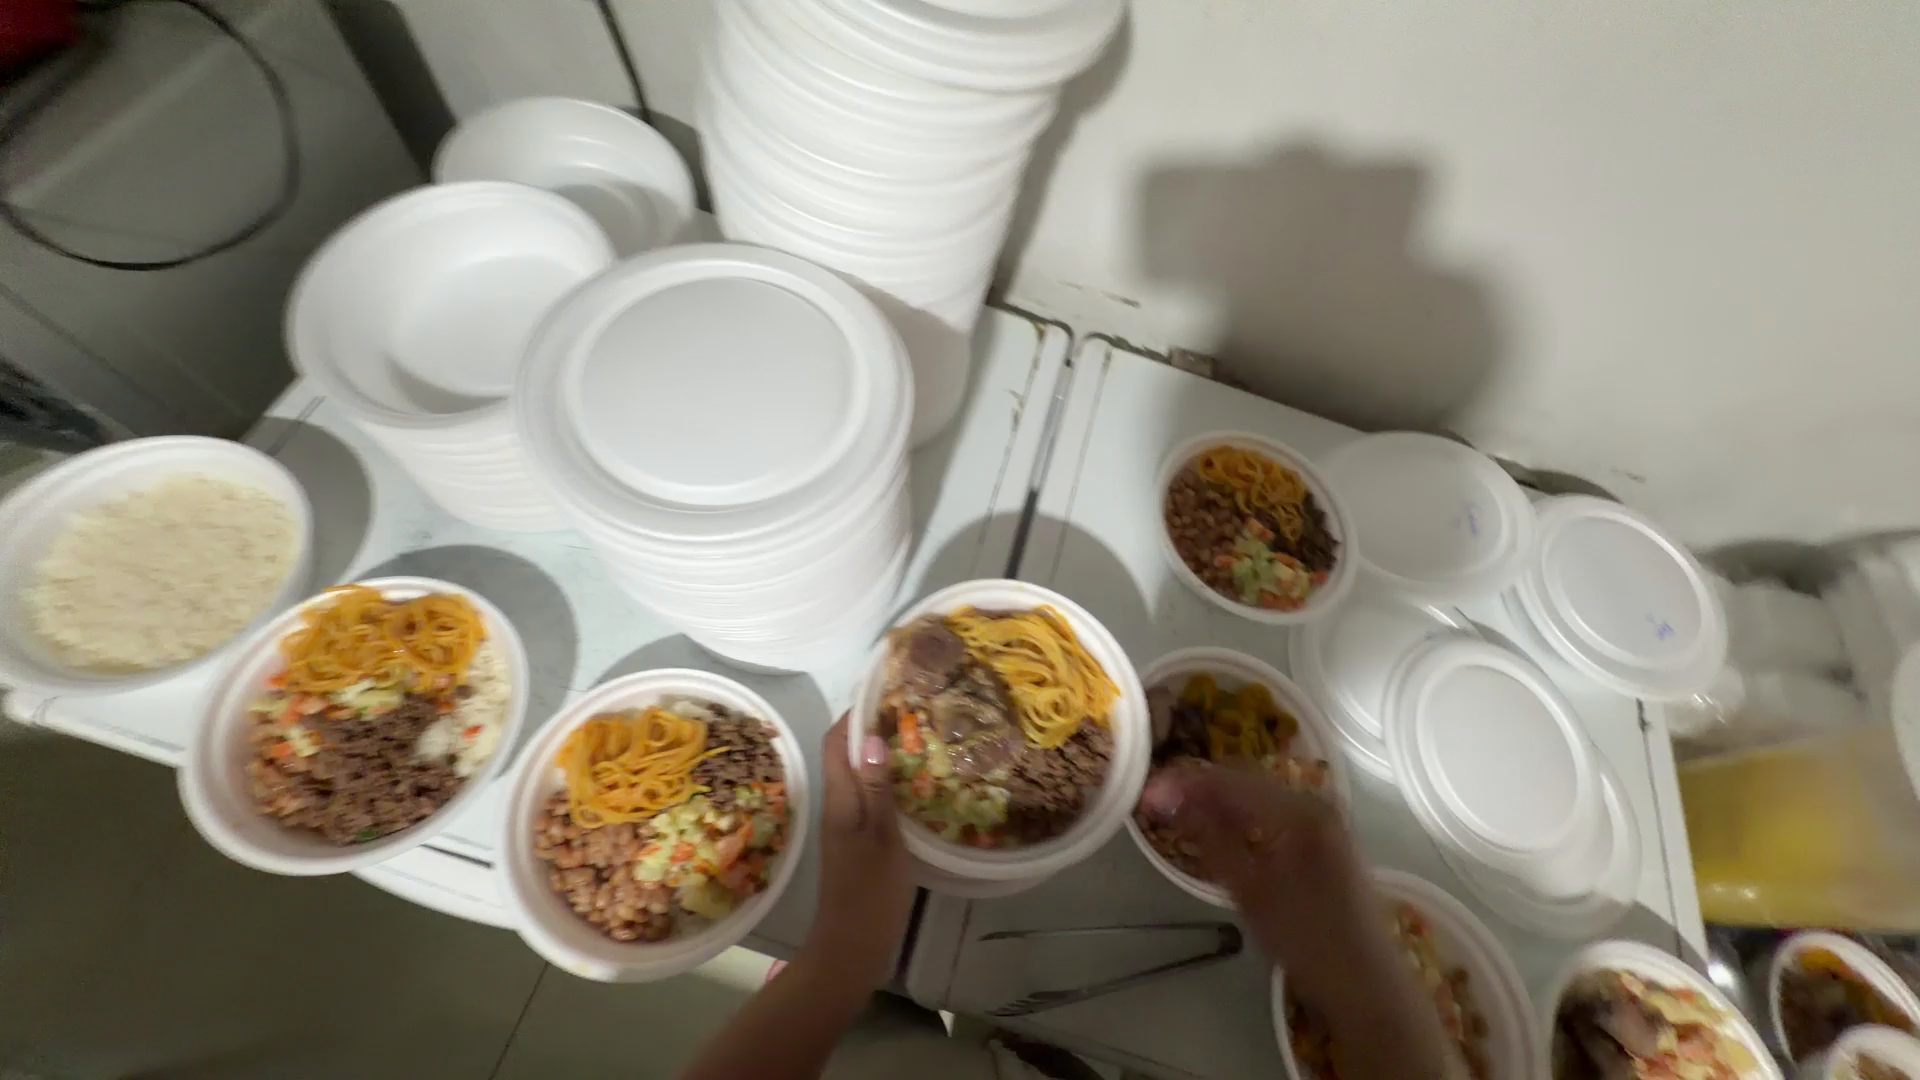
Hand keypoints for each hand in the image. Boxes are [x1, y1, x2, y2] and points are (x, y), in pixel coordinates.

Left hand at [800, 713, 913, 992]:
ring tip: (918, 738)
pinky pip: (867, 794)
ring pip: (858, 772)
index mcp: (839, 797)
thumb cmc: (869, 891)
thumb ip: (877, 787)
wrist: (852, 947)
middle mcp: (838, 802)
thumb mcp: (881, 836)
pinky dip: (886, 779)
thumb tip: (873, 736)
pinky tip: (914, 783)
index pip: (836, 740)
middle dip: (871, 726)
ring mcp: (846, 822)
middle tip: (910, 712)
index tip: (885, 692)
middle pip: (846, 752)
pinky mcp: (857, 838)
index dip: (855, 712)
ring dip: (880, 752)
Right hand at [1138, 762, 1396, 1015]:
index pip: (1227, 779)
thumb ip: (1206, 834)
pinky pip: (1271, 806)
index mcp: (1299, 809)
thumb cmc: (1307, 943)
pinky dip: (1240, 811)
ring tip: (1180, 814)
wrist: (1371, 989)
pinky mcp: (1325, 831)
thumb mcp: (1247, 889)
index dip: (1182, 783)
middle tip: (1158, 805)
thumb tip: (1163, 796)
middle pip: (1242, 777)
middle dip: (1197, 787)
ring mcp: (1323, 814)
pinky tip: (1219, 827)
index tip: (1146, 795)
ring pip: (1255, 790)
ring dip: (1217, 798)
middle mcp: (1314, 799)